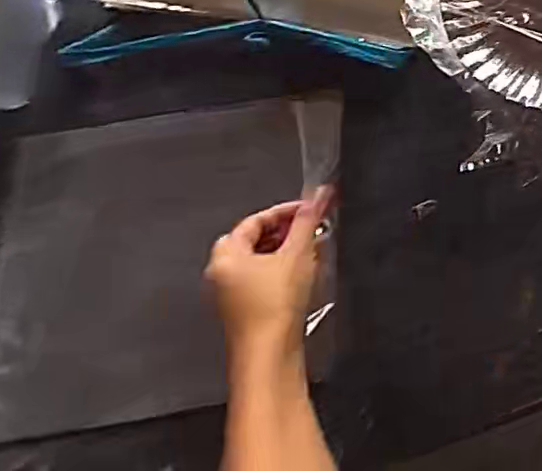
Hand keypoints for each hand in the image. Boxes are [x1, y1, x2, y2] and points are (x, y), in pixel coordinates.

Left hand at [205, 186, 331, 356]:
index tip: (312, 206)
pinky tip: (305, 266)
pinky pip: (262, 272)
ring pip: (259, 255)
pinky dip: (282, 262)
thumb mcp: (298, 251)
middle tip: (313, 223)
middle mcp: (221, 271)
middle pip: (254, 237)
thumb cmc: (276, 299)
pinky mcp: (244, 302)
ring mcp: (230, 289)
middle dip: (285, 227)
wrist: (269, 347)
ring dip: (286, 245)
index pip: (254, 220)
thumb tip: (320, 194)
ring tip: (313, 243)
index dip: (285, 210)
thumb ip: (308, 220)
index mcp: (226, 256)